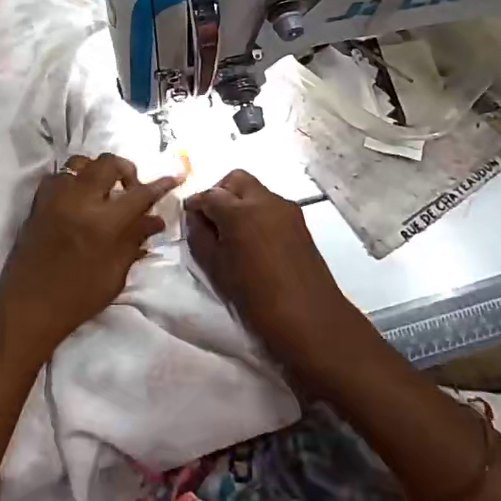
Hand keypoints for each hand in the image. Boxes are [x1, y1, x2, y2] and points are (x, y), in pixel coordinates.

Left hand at [0, 153, 179, 358]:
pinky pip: (58, 176)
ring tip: (104, 190)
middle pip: (108, 164)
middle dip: (126, 170)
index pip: (140, 193)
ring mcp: (55, 198)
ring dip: (98, 171)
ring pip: (81, 163)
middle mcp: (79, 200)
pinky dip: (73, 179)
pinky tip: (78, 197)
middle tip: (132, 189)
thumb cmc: (77, 298)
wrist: (27, 308)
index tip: (174, 177)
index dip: (161, 184)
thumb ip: (134, 240)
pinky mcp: (37, 202)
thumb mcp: (115, 275)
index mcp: (104, 223)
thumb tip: (155, 220)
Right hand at [185, 170, 371, 379]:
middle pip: (236, 180)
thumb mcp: (216, 269)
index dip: (196, 205)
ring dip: (240, 202)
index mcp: (240, 211)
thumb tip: (197, 218)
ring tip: (233, 234)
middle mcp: (265, 201)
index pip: (209, 194)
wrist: (310, 320)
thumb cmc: (255, 298)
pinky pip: (271, 207)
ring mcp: (287, 210)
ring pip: (256, 191)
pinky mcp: (300, 223)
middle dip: (220, 193)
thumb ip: (201, 237)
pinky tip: (253, 242)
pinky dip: (257, 214)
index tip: (190, 219)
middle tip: (212, 221)